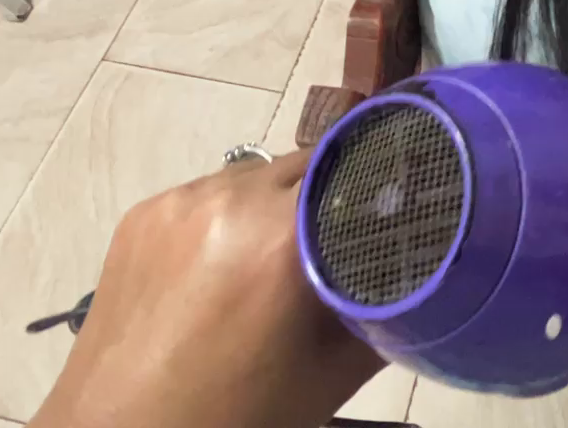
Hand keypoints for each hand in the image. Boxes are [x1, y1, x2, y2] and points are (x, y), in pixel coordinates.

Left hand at [30, 151, 384, 427]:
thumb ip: (386, 310)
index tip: (393, 206)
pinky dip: (230, 216)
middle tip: (335, 242)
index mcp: (281, 236)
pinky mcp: (144, 210)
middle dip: (328, 195)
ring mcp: (180, 200)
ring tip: (272, 259)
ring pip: (260, 175)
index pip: (355, 166)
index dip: (378, 182)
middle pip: (308, 165)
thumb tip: (423, 266)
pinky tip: (221, 266)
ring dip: (277, 202)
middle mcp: (231, 198)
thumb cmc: (235, 418)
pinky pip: (212, 192)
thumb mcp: (332, 374)